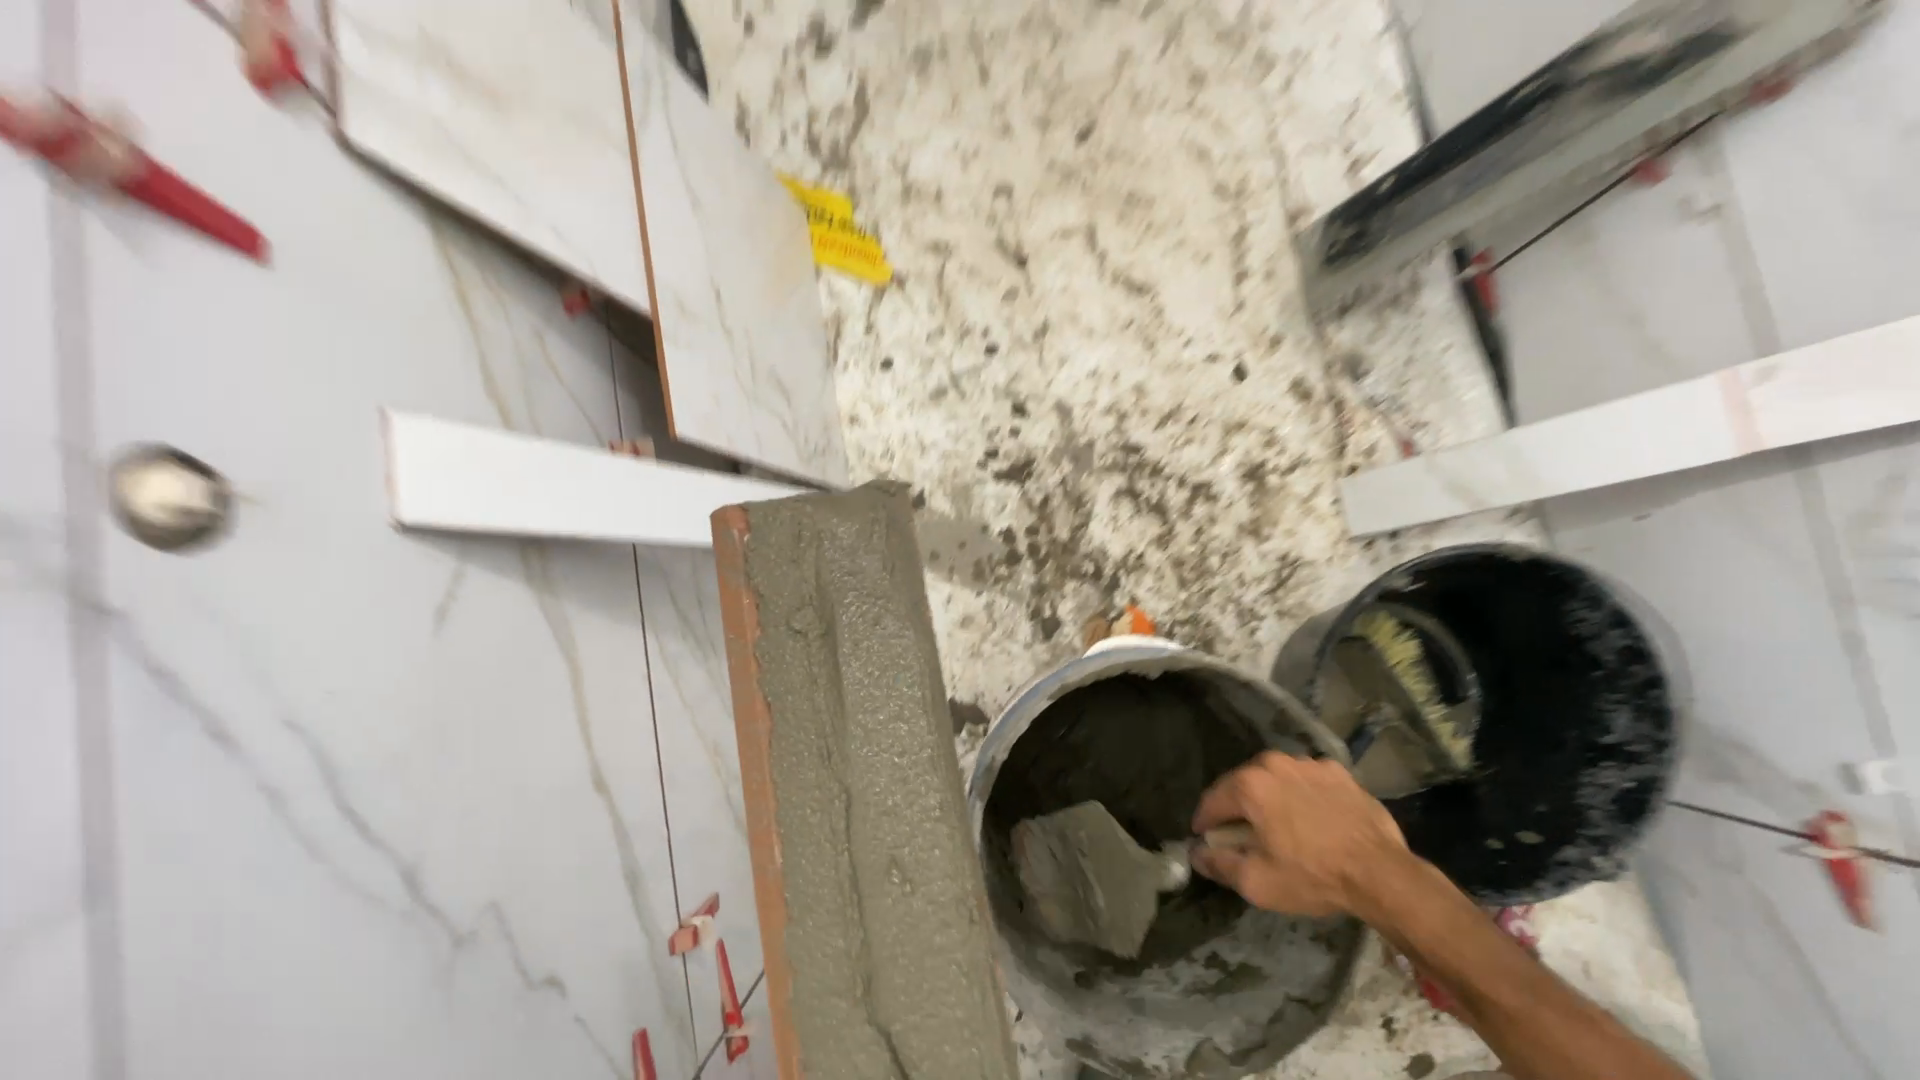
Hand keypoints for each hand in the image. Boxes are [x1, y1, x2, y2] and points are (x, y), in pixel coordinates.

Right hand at [1190, 751, 1409, 916]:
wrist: (1382, 874)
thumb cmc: (1313, 876)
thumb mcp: (1257, 881)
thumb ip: (1218, 863)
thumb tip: (1196, 852)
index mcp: (1250, 785)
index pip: (1212, 801)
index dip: (1204, 823)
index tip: (1205, 840)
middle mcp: (1275, 763)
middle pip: (1243, 785)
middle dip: (1237, 808)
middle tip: (1242, 836)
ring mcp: (1310, 764)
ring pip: (1276, 779)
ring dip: (1270, 798)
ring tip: (1279, 826)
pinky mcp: (1339, 772)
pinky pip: (1307, 782)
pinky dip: (1301, 796)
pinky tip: (1312, 820)